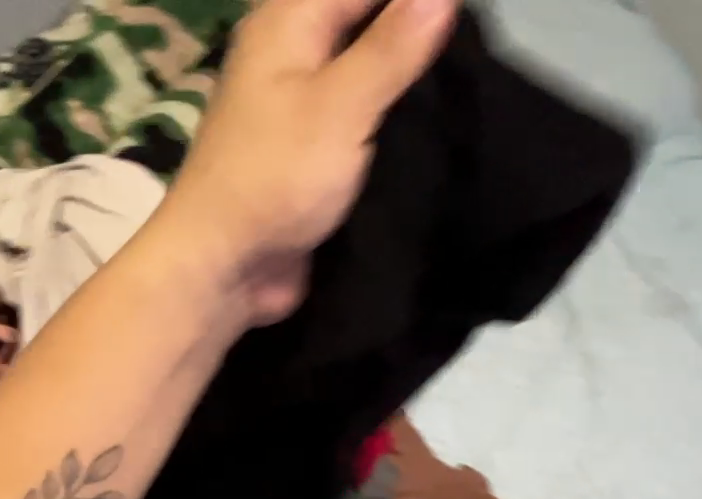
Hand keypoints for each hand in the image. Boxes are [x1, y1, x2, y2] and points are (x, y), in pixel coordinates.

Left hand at [156, 0, 459, 324]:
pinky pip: (358, 122)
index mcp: (288, 23)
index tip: (467, 14)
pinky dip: (390, 120)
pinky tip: (435, 125)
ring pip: (365, 72)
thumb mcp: (339, 105)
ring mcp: (298, 109)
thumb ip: (391, 47)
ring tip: (471, 82)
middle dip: (417, 30)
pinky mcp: (309, 156)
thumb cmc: (274, 180)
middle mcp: (290, 56)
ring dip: (408, 78)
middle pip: (365, 20)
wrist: (225, 270)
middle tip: (476, 54)